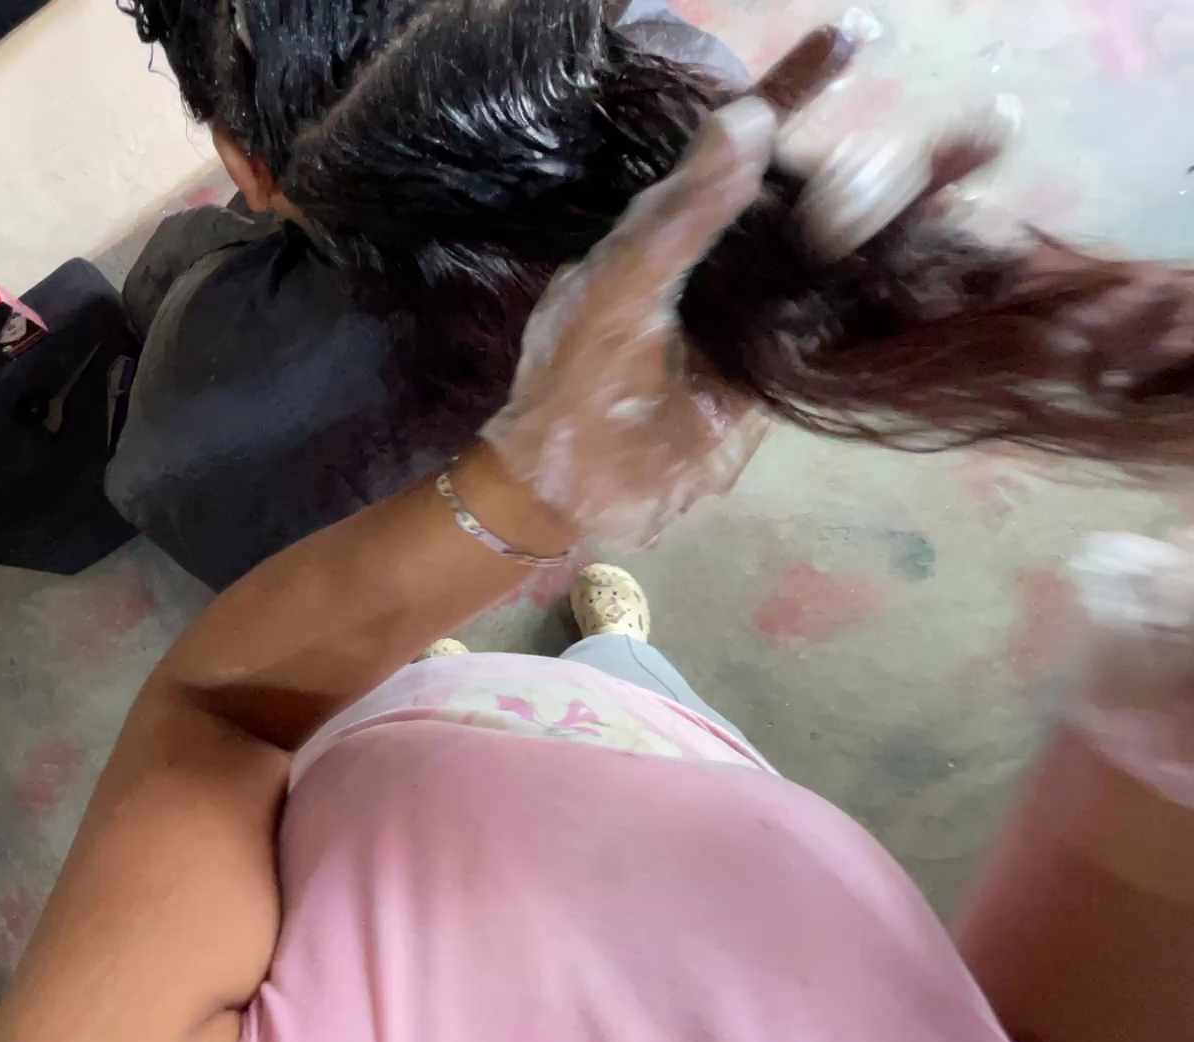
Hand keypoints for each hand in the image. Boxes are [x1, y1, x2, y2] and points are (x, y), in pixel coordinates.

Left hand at [479, 17, 1021, 547]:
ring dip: (917, 196)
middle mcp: (719, 265)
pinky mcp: (789, 366)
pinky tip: (979, 243)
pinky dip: (916, 276)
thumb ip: (673, 219)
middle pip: (813, 187)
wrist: (577, 485)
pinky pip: (860, 310)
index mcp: (665, 236)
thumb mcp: (609, 295)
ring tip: (979, 149)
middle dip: (858, 167)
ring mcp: (760, 314)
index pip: (735, 149)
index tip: (852, 37)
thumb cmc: (574, 388)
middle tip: (839, 212)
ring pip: (851, 241)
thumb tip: (744, 121)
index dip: (790, 92)